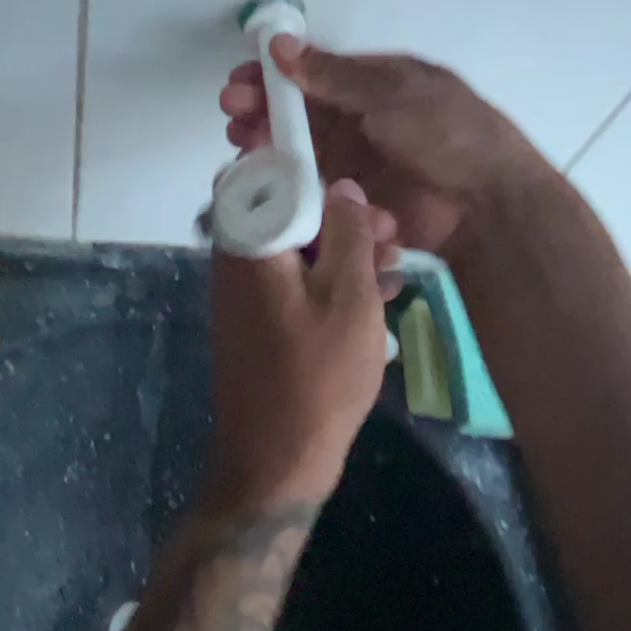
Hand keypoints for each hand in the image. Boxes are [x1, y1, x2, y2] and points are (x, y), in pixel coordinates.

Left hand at [207, 179, 397, 510]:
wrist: (276, 460)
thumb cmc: (317, 377)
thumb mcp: (349, 298)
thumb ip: (347, 234)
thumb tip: (340, 186)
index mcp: (248, 245)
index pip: (256, 175)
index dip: (303, 170)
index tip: (349, 183)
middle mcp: (236, 263)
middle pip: (283, 214)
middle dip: (339, 217)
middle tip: (390, 232)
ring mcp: (244, 297)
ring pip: (295, 252)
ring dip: (343, 252)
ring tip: (395, 267)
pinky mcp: (258, 324)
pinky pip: (293, 286)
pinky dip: (329, 283)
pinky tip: (377, 297)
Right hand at [220, 37, 554, 256]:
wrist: (482, 203)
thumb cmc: (446, 133)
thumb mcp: (392, 92)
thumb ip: (333, 74)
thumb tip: (278, 45)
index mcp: (369, 83)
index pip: (309, 73)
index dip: (271, 76)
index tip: (239, 81)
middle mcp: (353, 119)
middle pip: (293, 112)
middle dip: (259, 110)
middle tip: (231, 113)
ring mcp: (348, 160)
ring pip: (292, 149)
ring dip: (262, 145)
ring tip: (238, 144)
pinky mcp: (344, 197)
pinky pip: (304, 186)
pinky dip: (281, 181)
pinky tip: (257, 179)